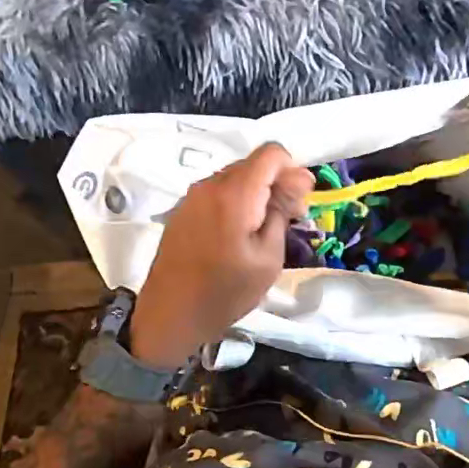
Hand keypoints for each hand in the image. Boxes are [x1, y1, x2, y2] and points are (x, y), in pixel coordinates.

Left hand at [130, 143, 314, 367]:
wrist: (169, 315)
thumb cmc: (225, 292)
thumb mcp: (268, 257)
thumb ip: (282, 210)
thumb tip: (299, 177)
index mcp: (234, 193)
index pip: (272, 153)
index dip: (292, 171)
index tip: (298, 202)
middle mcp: (209, 185)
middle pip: (252, 164)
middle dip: (275, 183)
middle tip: (286, 220)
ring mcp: (191, 196)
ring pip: (234, 178)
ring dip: (255, 194)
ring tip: (261, 232)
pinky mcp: (181, 210)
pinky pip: (216, 193)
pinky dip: (234, 203)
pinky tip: (236, 236)